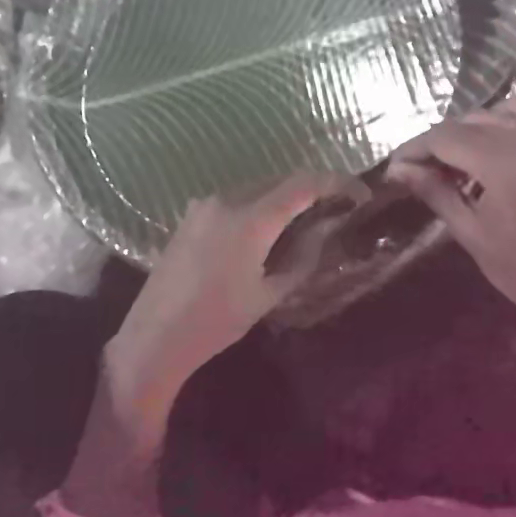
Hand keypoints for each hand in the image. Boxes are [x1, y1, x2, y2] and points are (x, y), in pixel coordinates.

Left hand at [104, 172, 340, 422]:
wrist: (155, 336)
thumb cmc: (216, 321)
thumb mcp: (268, 294)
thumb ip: (301, 259)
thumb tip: (323, 233)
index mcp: (250, 219)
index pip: (304, 184)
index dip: (338, 184)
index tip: (361, 195)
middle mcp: (227, 199)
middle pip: (281, 180)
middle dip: (313, 189)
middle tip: (337, 209)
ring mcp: (204, 205)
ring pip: (258, 187)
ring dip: (285, 197)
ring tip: (306, 221)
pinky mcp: (191, 215)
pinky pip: (236, 199)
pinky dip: (260, 205)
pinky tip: (269, 230)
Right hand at [386, 98, 515, 349]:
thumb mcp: (471, 232)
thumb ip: (435, 192)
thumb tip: (399, 170)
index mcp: (504, 161)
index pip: (446, 137)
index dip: (416, 149)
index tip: (395, 167)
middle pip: (470, 122)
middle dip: (439, 142)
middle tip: (418, 171)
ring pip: (499, 114)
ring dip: (470, 130)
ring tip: (455, 160)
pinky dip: (506, 121)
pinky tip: (494, 146)